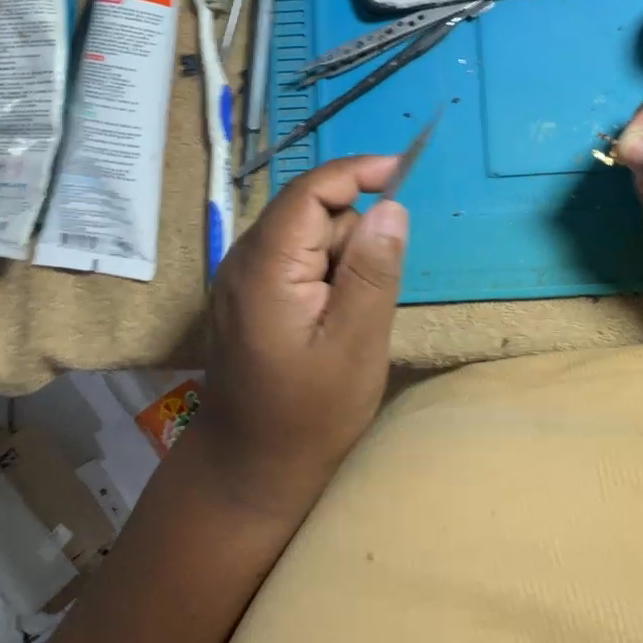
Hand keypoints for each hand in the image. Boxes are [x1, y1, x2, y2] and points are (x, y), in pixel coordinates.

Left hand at [199, 156, 408, 518]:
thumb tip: (392, 207)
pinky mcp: (246, 297)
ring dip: (340, 263)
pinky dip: (324, 278)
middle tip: (367, 301)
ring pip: (307, 238)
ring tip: (346, 324)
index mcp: (265, 267)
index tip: (403, 170)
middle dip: (351, 238)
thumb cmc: (308, 416)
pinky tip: (328, 324)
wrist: (249, 472)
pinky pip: (295, 262)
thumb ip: (373, 271)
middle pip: (311, 213)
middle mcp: (242, 261)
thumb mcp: (356, 344)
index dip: (357, 172)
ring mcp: (239, 279)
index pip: (310, 191)